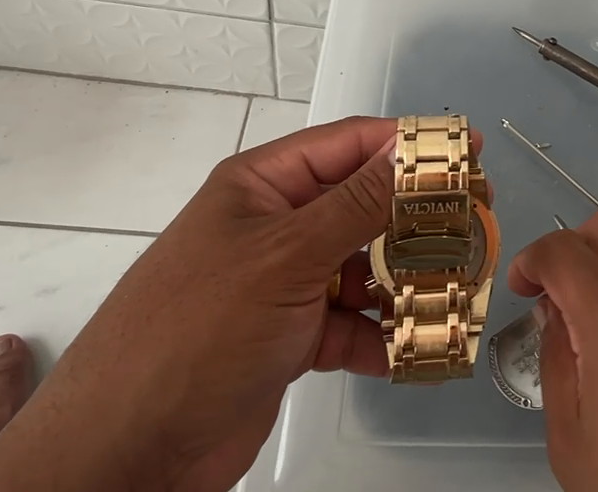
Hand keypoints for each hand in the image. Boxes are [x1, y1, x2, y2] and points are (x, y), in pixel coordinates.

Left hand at [0, 116, 429, 491]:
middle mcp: (275, 226)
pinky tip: (407, 349)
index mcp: (263, 185)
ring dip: (402, 280)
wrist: (124, 454)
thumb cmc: (196, 333)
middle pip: (361, 206)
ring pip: (360, 266)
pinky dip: (378, 335)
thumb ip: (357, 203)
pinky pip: (348, 323)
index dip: (409, 144)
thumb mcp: (285, 256)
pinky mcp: (287, 337)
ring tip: (450, 292)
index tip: (467, 152)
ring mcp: (281, 284)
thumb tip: (412, 149)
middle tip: (472, 226)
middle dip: (414, 219)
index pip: (349, 145)